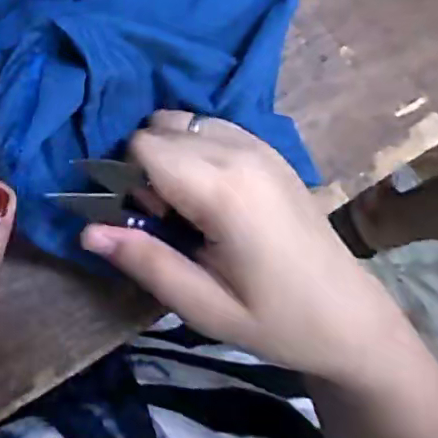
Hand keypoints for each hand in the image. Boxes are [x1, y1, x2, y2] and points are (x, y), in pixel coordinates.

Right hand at [77, 112, 410, 380]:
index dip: (129, 177)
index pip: (143, 145)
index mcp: (222, 189)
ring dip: (169, 150)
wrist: (351, 315)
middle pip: (158, 126)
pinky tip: (209, 187)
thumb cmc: (277, 319)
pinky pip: (208, 123)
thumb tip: (86, 230)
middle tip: (167, 215)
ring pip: (181, 118)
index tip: (147, 216)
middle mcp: (238, 150)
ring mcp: (257, 142)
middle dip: (146, 164)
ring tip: (188, 200)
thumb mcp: (205, 307)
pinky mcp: (266, 144)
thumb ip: (145, 261)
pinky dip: (192, 143)